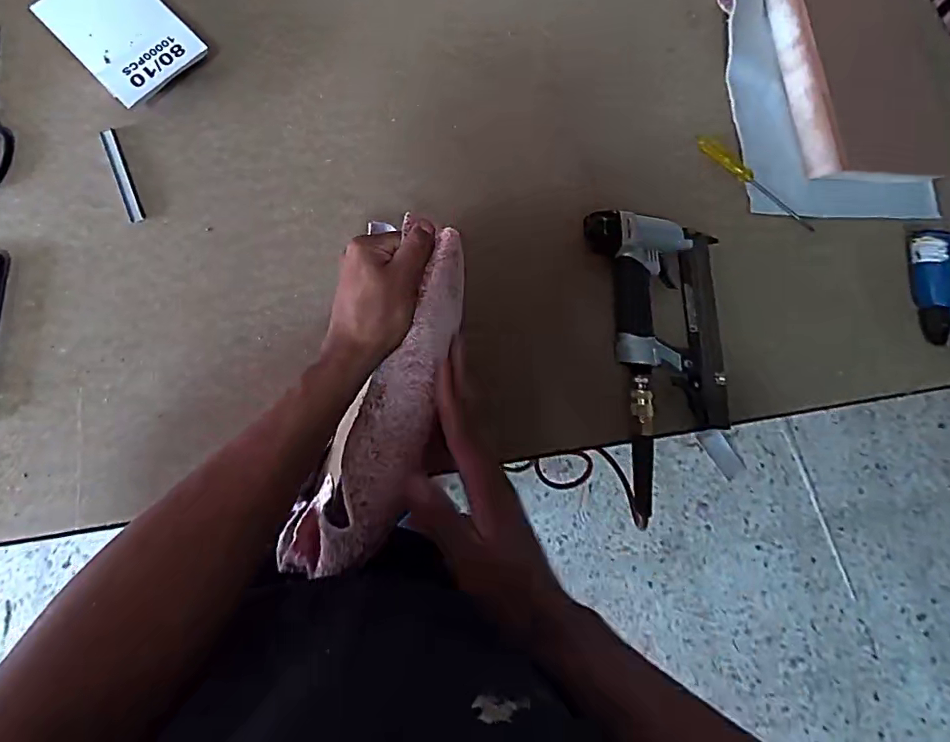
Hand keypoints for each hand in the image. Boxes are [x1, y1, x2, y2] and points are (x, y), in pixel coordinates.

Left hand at [319, 217, 435, 372]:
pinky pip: (385, 283)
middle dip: (412, 271)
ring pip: (394, 270)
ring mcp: (354, 274)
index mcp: (363, 245)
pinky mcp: (357, 292)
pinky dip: (394, 293)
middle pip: (400, 254)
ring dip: (405, 284)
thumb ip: (417, 247)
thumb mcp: (404, 276)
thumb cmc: (378, 317)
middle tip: (413, 293)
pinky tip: (394, 308)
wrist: (353, 354)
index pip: (407, 240)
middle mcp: (355, 255)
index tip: (422, 278)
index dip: (421, 258)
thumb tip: (426, 225)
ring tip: (403, 303)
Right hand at [405, 336, 578, 648]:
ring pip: (474, 426)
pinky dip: (459, 421)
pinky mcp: (490, 490)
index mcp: (485, 481)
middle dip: (462, 377)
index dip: (450, 391)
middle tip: (453, 341)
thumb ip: (441, 519)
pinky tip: (447, 423)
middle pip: (474, 415)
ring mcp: (493, 479)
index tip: (442, 356)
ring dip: (462, 393)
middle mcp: (492, 471)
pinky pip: (471, 443)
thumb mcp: (469, 559)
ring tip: (448, 367)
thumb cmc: (504, 586)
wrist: (540, 607)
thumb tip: (409, 476)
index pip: (463, 428)